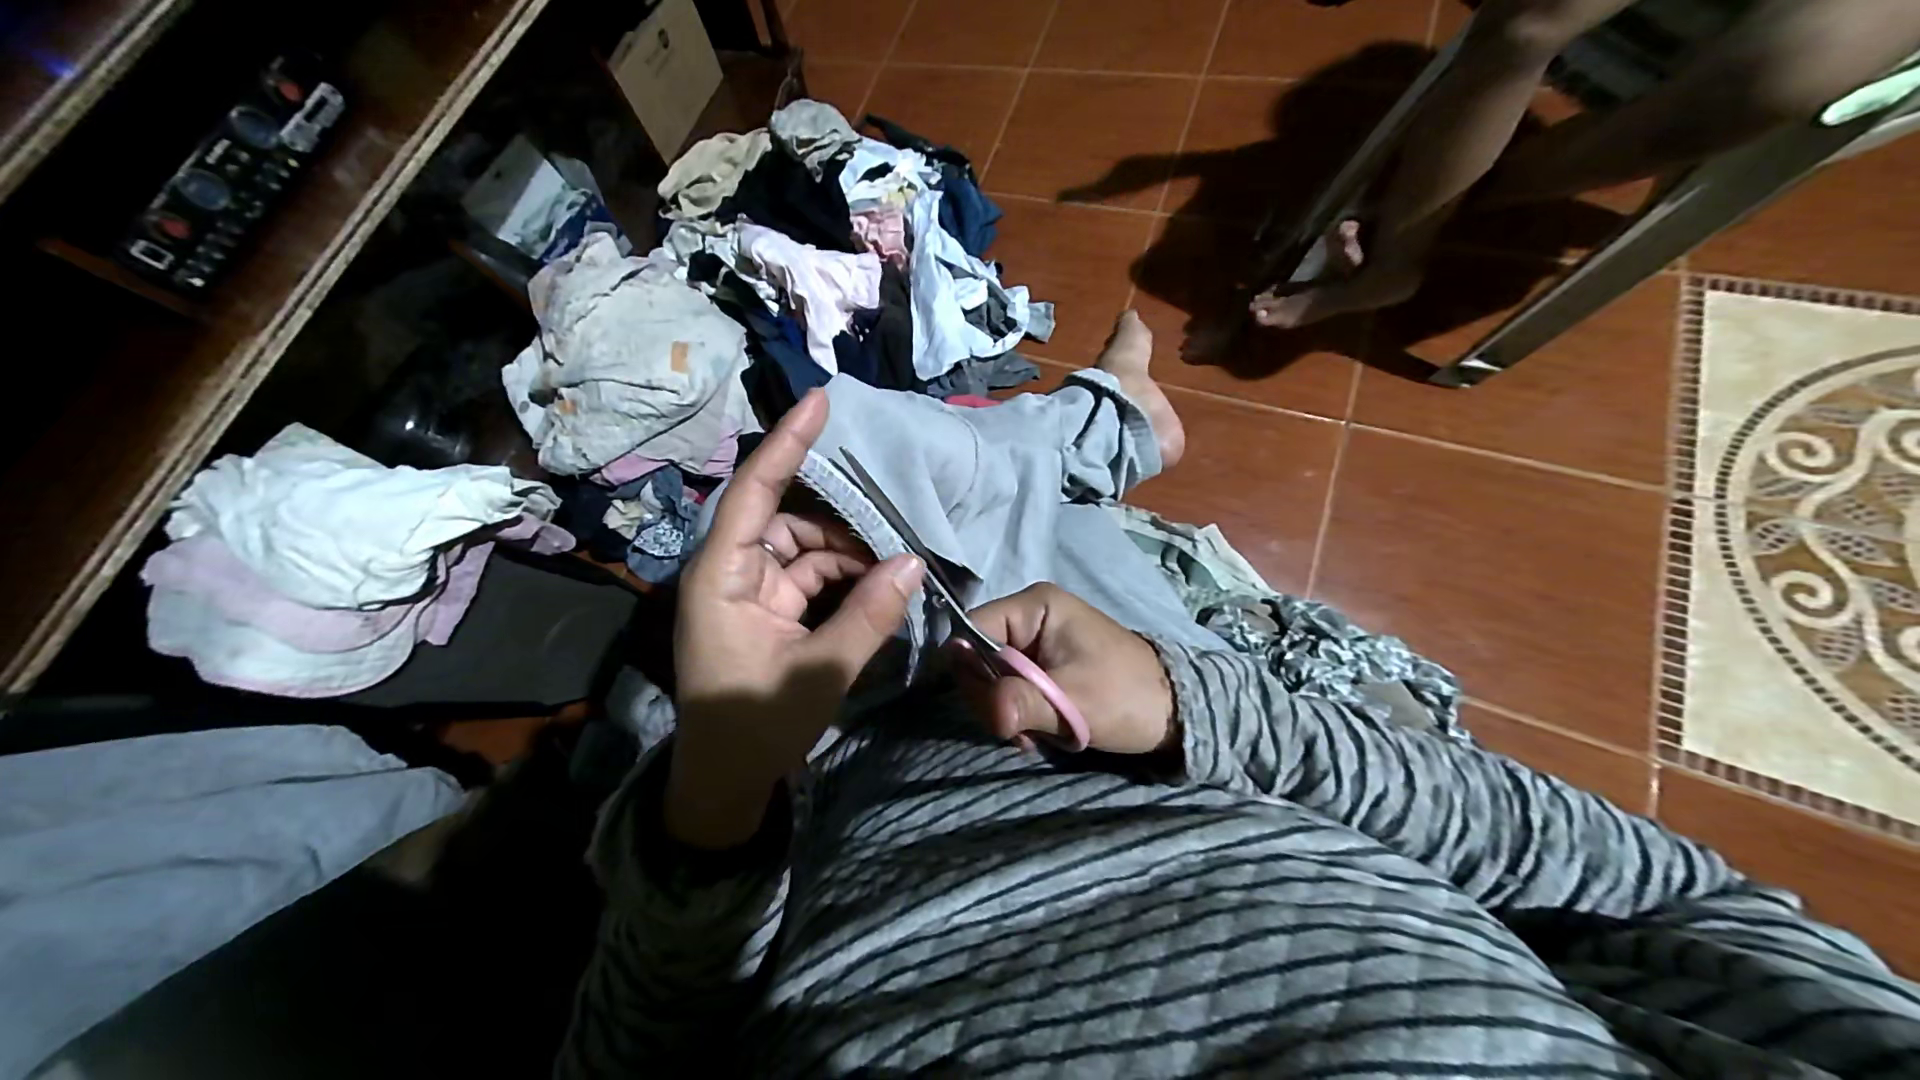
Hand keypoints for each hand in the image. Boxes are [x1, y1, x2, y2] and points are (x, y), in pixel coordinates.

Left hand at [668, 389, 924, 847]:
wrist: (724, 784)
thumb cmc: (755, 728)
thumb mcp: (820, 672)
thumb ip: (869, 615)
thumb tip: (913, 563)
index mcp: (722, 577)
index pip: (753, 493)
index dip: (788, 444)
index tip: (821, 401)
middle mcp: (731, 573)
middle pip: (786, 519)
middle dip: (839, 523)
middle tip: (891, 527)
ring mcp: (749, 592)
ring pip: (802, 549)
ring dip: (846, 555)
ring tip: (890, 568)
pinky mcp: (766, 611)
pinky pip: (808, 577)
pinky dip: (841, 579)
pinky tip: (875, 588)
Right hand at [951, 583, 1176, 755]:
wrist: (1171, 713)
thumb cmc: (1126, 695)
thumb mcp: (1075, 700)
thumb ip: (1025, 702)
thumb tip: (987, 711)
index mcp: (1034, 607)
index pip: (971, 629)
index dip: (970, 670)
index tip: (991, 707)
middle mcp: (1027, 618)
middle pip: (976, 657)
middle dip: (992, 698)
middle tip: (1020, 728)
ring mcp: (1032, 643)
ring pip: (989, 678)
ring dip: (1005, 711)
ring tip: (1034, 732)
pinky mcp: (1039, 667)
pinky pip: (1008, 689)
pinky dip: (1015, 714)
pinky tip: (1037, 731)